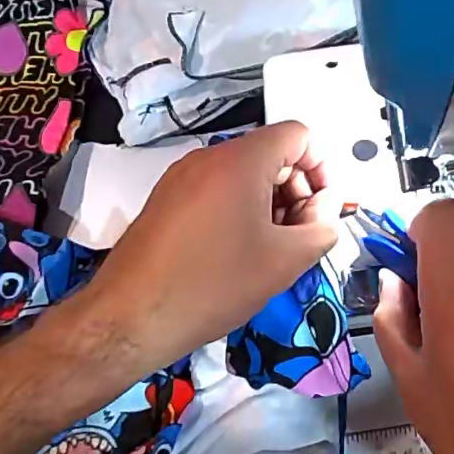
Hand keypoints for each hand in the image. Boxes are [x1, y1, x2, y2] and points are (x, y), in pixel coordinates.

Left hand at [85, 122, 340, 368]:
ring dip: (269, 203)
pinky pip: (217, 189)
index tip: (320, 208)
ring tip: (268, 250)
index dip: (321, 168)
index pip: (299, 135)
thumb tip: (324, 216)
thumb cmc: (210, 285)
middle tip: (298, 235)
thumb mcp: (285, 261)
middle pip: (272, 154)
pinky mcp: (167, 198)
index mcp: (241, 161)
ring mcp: (183, 176)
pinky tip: (237, 252)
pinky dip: (239, 210)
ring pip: (244, 174)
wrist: (130, 317)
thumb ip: (323, 229)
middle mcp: (209, 157)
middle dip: (296, 190)